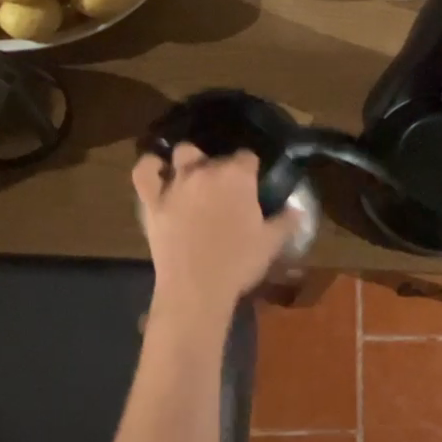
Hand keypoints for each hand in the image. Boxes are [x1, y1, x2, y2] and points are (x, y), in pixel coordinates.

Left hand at [133, 146, 297, 322]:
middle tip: (226, 189)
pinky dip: (151, 167)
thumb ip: (286, 220)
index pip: (247, 156)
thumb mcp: (272, 242)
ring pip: (183, 153)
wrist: (197, 288)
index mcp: (237, 176)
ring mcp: (176, 183)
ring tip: (195, 176)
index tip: (253, 183)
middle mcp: (205, 170)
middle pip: (215, 155)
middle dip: (222, 167)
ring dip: (190, 161)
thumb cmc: (238, 263)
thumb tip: (296, 208)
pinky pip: (145, 171)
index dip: (251, 169)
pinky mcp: (153, 199)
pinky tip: (159, 171)